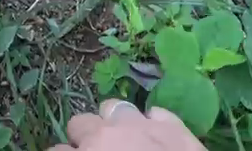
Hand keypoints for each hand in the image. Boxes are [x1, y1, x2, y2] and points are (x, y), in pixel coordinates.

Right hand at [49, 100, 204, 150]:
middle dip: (83, 141)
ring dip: (113, 125)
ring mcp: (139, 125)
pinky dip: (152, 126)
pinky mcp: (172, 126)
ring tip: (122, 144)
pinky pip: (154, 114)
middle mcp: (104, 136)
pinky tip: (155, 142)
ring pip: (112, 109)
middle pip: (79, 124)